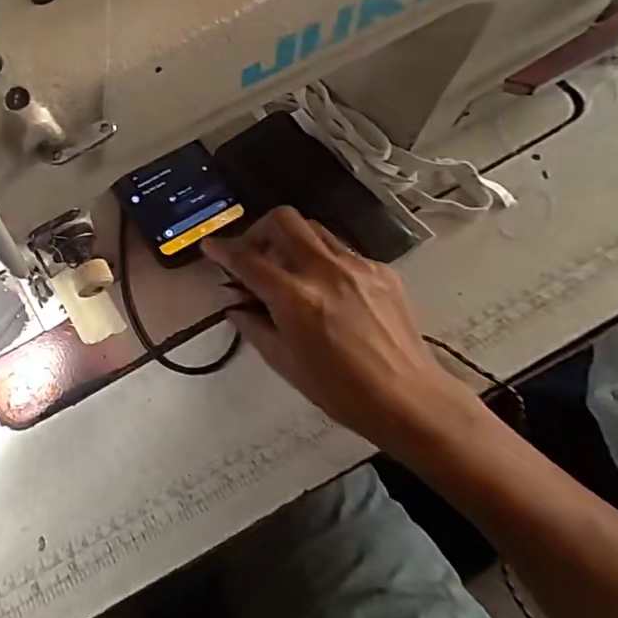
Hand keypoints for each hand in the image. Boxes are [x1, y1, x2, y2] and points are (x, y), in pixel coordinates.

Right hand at [203, 208, 481, 446]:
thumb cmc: (340, 391)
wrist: (406, 397)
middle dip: (259, 229)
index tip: (212, 246)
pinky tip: (326, 288)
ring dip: (292, 240)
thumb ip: (256, 327)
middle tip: (254, 254)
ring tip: (288, 269)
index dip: (224, 250)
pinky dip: (323, 259)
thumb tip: (238, 308)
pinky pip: (343, 249)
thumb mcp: (285, 363)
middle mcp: (326, 270)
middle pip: (283, 220)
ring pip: (315, 229)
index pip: (249, 260)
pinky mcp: (382, 270)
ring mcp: (358, 266)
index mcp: (296, 298)